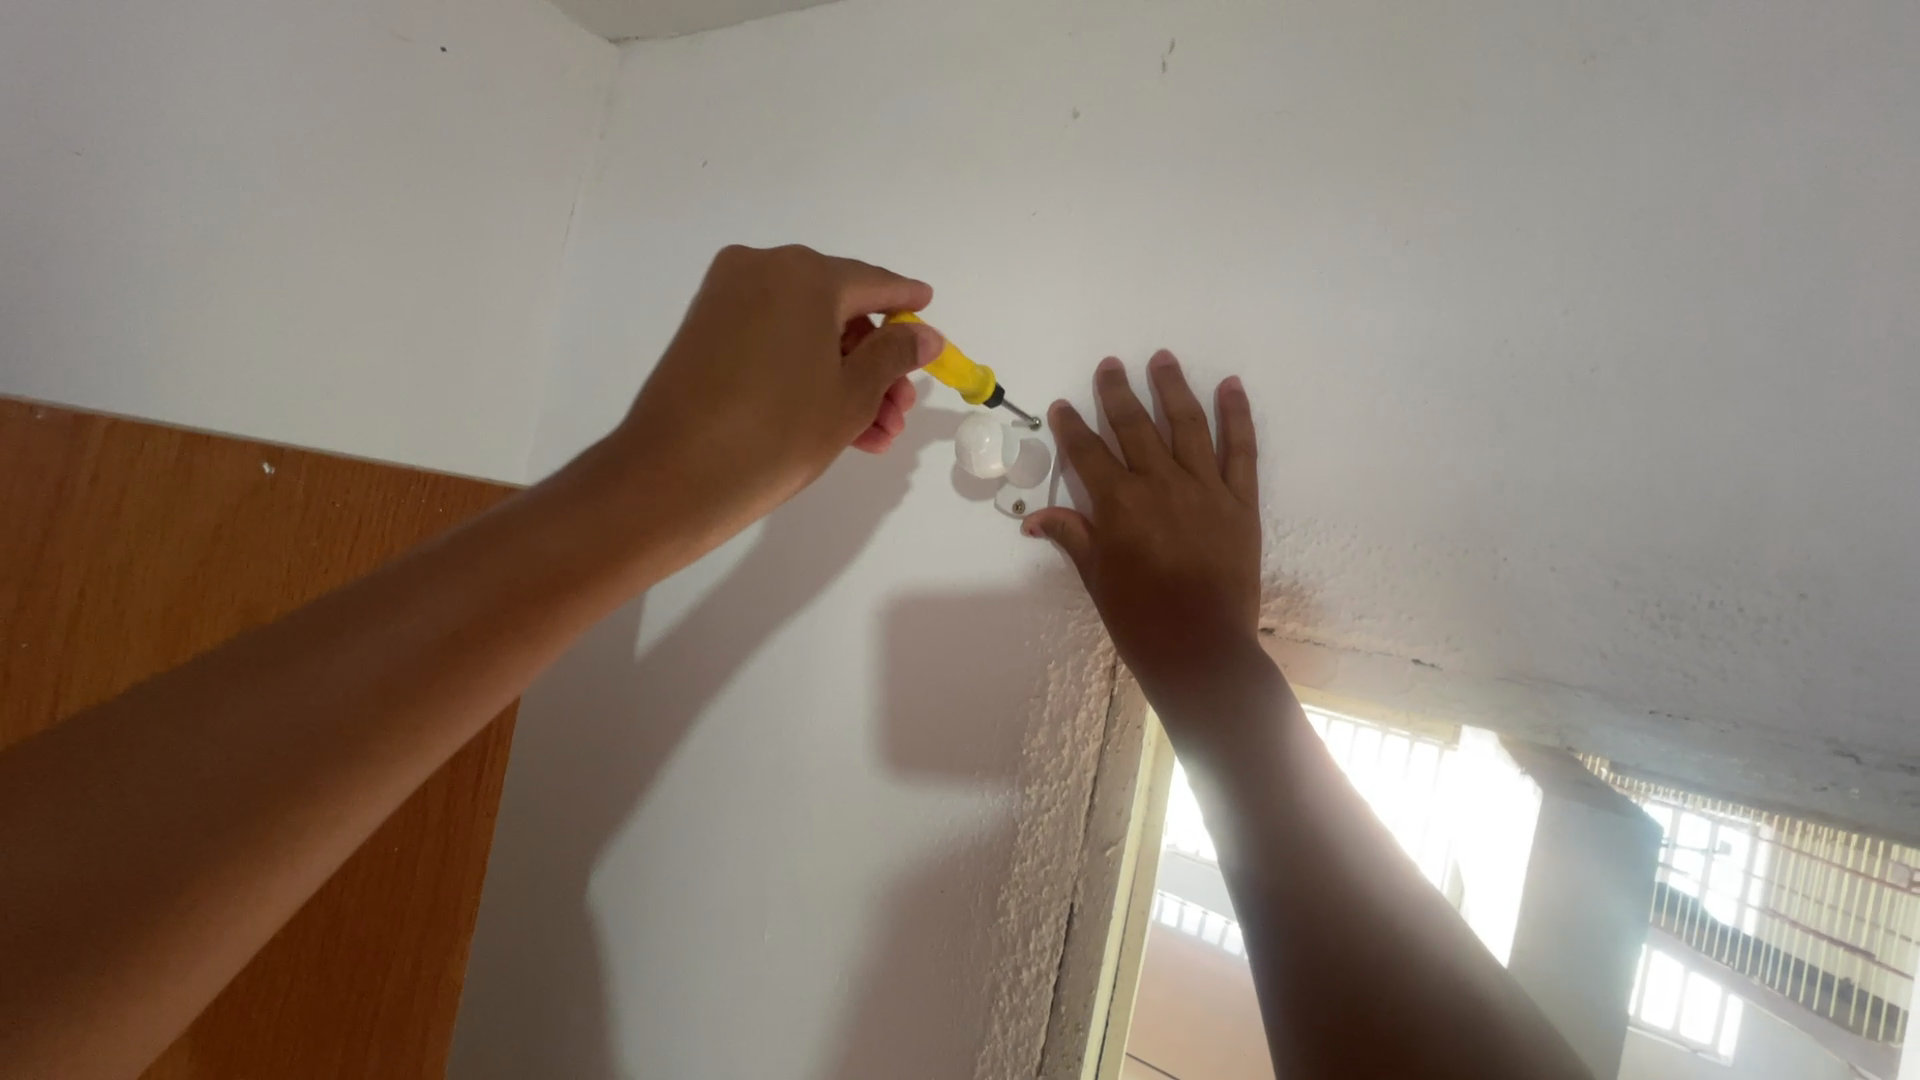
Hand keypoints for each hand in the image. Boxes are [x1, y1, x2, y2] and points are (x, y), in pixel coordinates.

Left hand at [597, 244, 943, 539]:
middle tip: (900, 409)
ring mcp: (728, 300)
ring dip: (846, 380)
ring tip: (876, 434)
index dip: (906, 302)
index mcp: (804, 275)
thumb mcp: (851, 396)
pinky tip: (839, 425)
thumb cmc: (778, 432)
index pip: (873, 283)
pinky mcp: (706, 332)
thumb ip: (894, 356)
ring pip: (807, 334)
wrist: (676, 474)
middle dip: (876, 364)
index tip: (929, 310)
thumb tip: (924, 333)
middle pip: (839, 312)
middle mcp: (763, 271)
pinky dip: (808, 376)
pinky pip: (775, 344)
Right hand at [1024, 352, 1263, 703]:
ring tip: (1162, 358)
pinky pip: (1241, 449)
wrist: (1200, 648)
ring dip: (1172, 388)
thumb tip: (1032, 520)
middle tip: (1109, 367)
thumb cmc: (1139, 618)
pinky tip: (1231, 386)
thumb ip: (1071, 536)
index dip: (1072, 427)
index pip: (1087, 453)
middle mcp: (1160, 483)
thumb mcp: (1096, 576)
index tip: (1063, 406)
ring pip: (1187, 425)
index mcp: (1118, 503)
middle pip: (1135, 426)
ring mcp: (1205, 488)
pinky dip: (1237, 415)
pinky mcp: (1241, 500)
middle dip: (1117, 393)